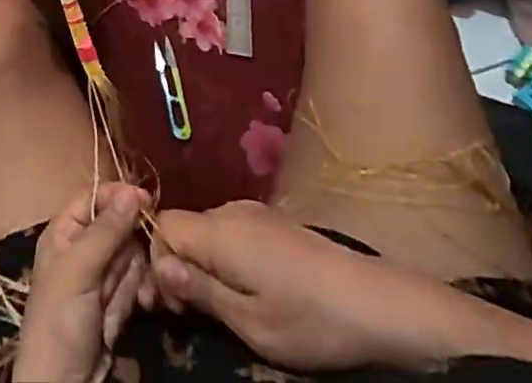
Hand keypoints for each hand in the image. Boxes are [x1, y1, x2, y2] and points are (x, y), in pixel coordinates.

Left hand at [12, 183, 150, 382]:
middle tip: (139, 262)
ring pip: (133, 253)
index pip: (94, 197)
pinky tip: (142, 306)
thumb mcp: (79, 270)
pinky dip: (141, 293)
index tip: (147, 200)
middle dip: (132, 247)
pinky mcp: (116, 299)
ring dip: (137, 275)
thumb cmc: (59, 322)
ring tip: (136, 296)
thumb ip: (106, 230)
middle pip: (120, 225)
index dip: (119, 195)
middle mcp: (83, 248)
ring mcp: (101, 274)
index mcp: (64, 232)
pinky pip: (138, 280)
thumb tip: (133, 191)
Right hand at [150, 200, 448, 371]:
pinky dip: (223, 256)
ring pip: (206, 229)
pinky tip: (244, 287)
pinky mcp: (273, 222)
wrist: (376, 303)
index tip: (170, 302)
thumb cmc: (309, 320)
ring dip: (201, 262)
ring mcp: (255, 213)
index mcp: (221, 231)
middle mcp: (233, 210)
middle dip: (176, 264)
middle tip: (189, 311)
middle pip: (184, 226)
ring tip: (219, 304)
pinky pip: (230, 230)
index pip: (163, 224)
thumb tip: (159, 264)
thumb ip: (201, 289)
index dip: (155, 259)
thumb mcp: (250, 321)